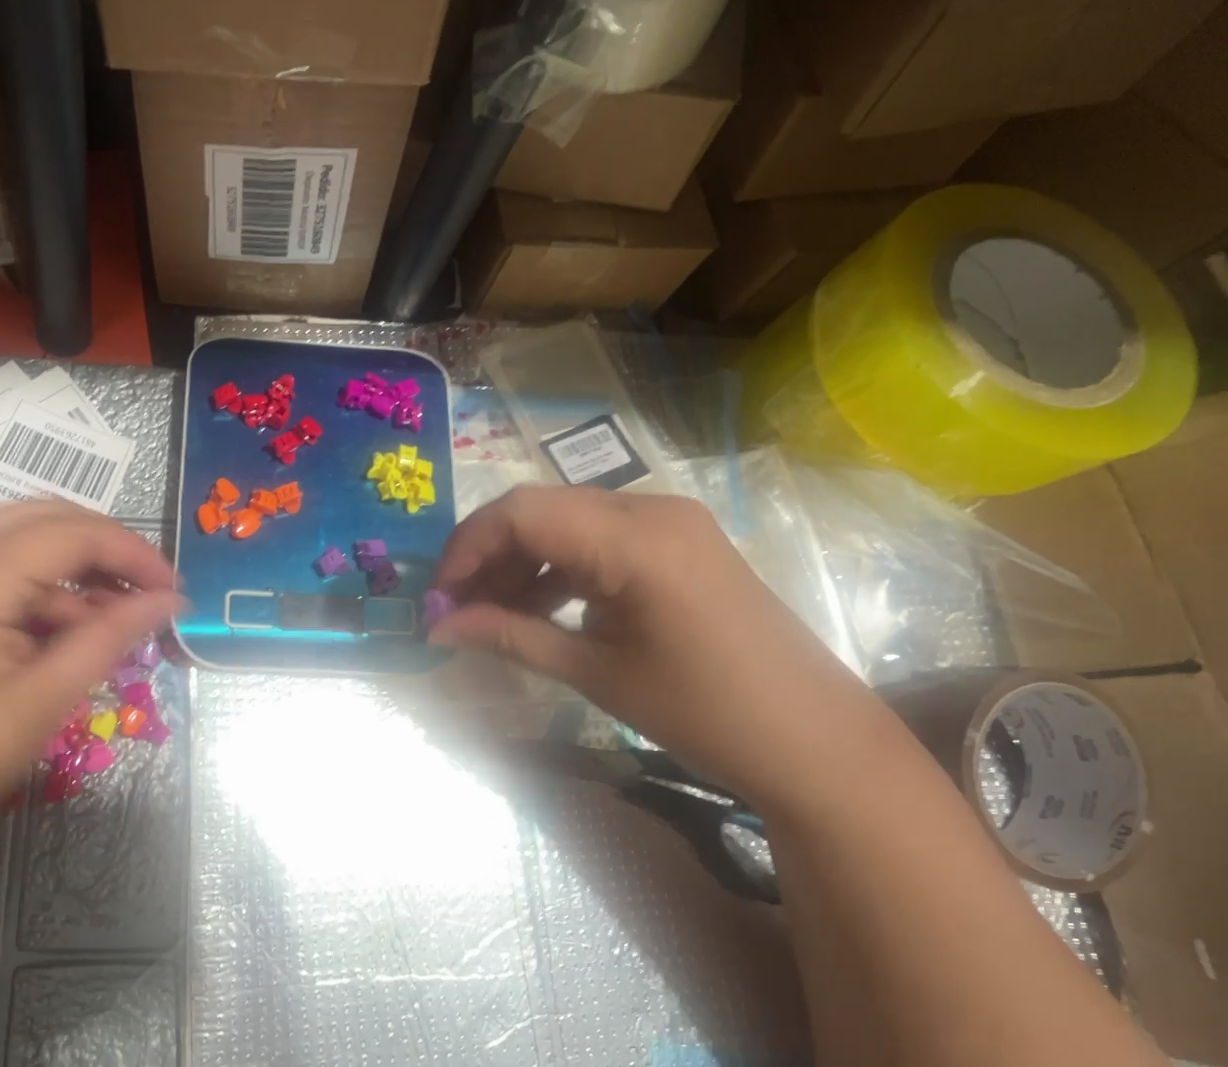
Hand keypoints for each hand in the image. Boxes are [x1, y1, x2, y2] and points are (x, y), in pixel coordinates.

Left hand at [0, 500, 180, 810]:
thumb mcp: (41, 701)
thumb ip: (108, 638)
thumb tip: (168, 601)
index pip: (73, 532)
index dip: (134, 553)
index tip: (176, 591)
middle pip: (46, 520)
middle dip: (105, 550)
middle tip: (151, 592)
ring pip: (19, 541)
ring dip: (72, 571)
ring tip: (116, 622)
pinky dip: (38, 591)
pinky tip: (68, 632)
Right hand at [431, 485, 880, 805]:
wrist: (815, 743)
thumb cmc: (706, 713)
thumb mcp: (596, 673)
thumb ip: (510, 637)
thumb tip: (437, 628)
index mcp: (636, 538)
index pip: (522, 513)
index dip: (467, 548)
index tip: (437, 598)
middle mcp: (652, 509)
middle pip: (541, 510)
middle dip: (488, 556)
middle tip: (454, 609)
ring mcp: (671, 523)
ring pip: (567, 522)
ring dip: (521, 563)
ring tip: (490, 615)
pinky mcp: (679, 543)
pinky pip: (600, 539)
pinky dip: (560, 568)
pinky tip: (539, 609)